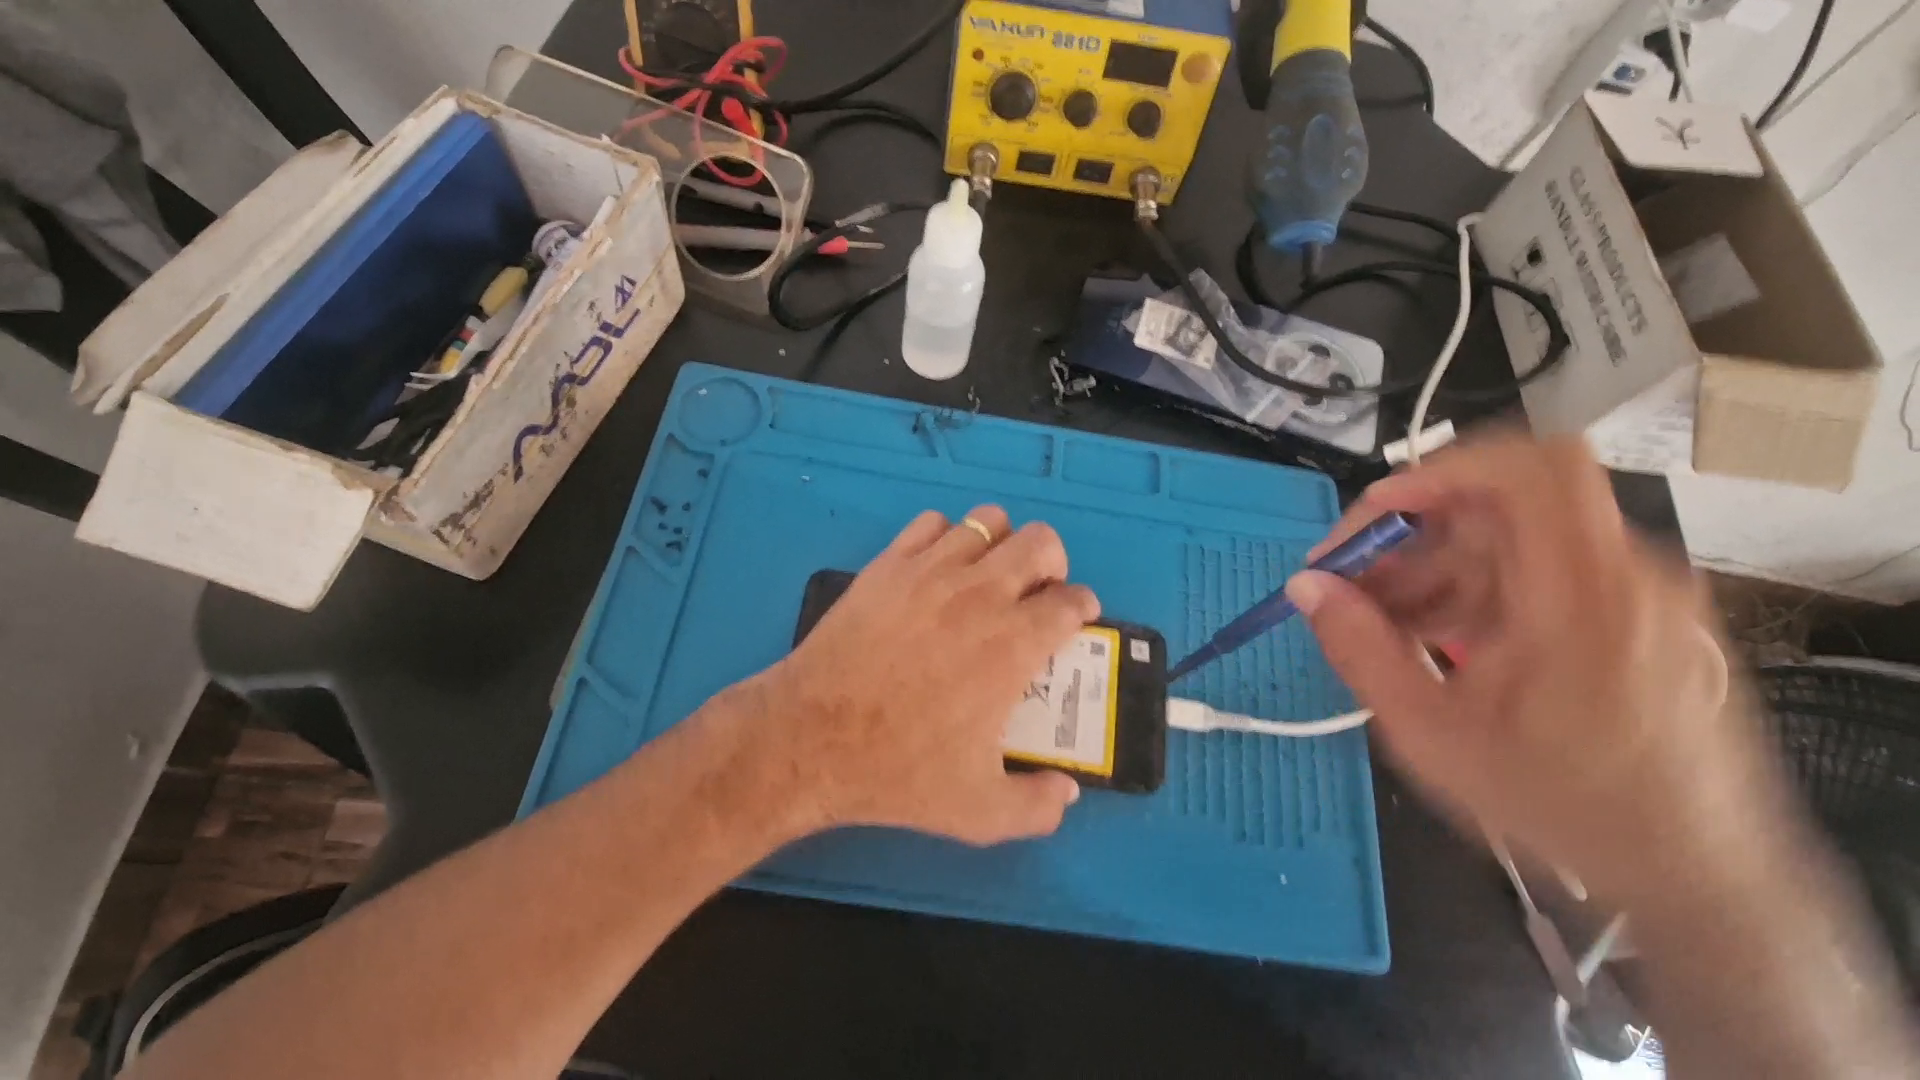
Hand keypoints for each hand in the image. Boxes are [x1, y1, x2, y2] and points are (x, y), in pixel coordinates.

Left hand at [749, 506, 1097, 845]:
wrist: (811, 738)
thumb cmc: (898, 772)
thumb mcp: (979, 811)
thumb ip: (1035, 805)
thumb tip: (1067, 792)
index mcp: (1013, 646)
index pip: (1072, 601)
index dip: (1082, 609)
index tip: (1074, 622)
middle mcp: (981, 595)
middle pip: (1041, 542)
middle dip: (1052, 564)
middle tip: (1036, 595)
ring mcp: (931, 572)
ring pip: (989, 521)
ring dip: (1001, 545)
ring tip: (988, 576)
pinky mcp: (888, 564)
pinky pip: (932, 523)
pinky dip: (946, 538)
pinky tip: (937, 571)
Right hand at [1287, 434, 1761, 900]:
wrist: (1700, 875)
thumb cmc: (1561, 806)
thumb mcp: (1433, 735)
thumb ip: (1361, 649)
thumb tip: (1306, 587)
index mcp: (1581, 593)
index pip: (1526, 469)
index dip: (1441, 470)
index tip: (1375, 517)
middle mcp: (1620, 574)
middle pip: (1502, 507)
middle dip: (1413, 535)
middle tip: (1352, 586)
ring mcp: (1634, 595)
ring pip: (1514, 543)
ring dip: (1436, 569)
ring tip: (1384, 625)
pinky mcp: (1635, 617)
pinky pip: (1541, 576)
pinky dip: (1478, 593)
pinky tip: (1437, 641)